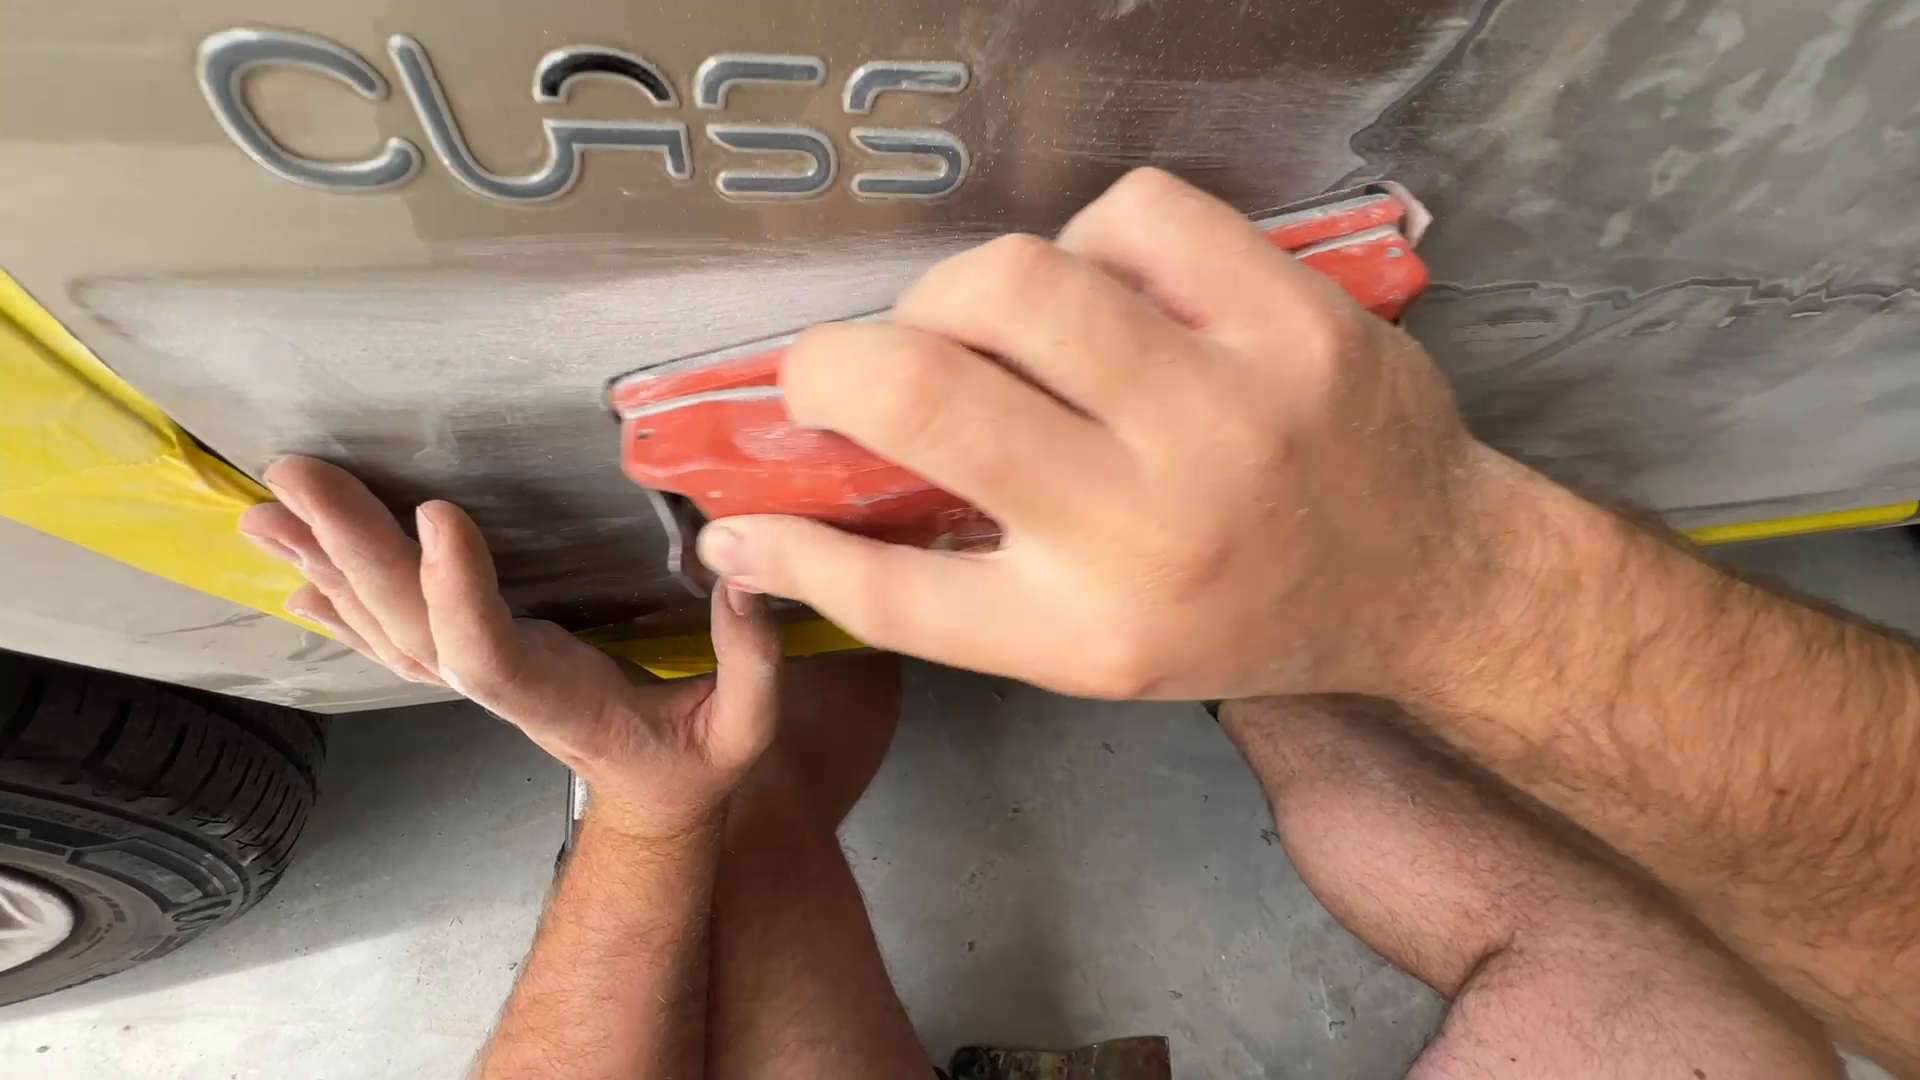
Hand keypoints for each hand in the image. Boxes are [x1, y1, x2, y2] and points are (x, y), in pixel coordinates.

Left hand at [238, 456, 781, 841]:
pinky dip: (348, 610)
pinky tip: (303, 581)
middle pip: (415, 629)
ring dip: (332, 570)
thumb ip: (751, 661)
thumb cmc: (698, 762)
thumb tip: (744, 579)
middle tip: (298, 482)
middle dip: (358, 554)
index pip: (490, 652)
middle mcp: (507, 690)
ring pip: (393, 633)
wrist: (656, 803)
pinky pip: (404, 645)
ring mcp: (491, 682)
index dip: (456, 592)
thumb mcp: (748, 724)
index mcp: (562, 701)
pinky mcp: (491, 672)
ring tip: (271, 513)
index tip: (437, 514)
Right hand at [693, 168, 1526, 701]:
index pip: (890, 590)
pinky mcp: (1294, 319)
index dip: (790, 544)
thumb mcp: (1074, 648)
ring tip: (988, 333)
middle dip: (840, 363)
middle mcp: (1153, 522)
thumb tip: (769, 543)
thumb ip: (924, 593)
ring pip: (1024, 278)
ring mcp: (1232, 408)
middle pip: (930, 388)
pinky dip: (1085, 242)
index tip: (741, 509)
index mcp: (1089, 624)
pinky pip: (1136, 215)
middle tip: (854, 371)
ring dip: (961, 293)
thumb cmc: (1228, 621)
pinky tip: (1104, 295)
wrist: (1417, 579)